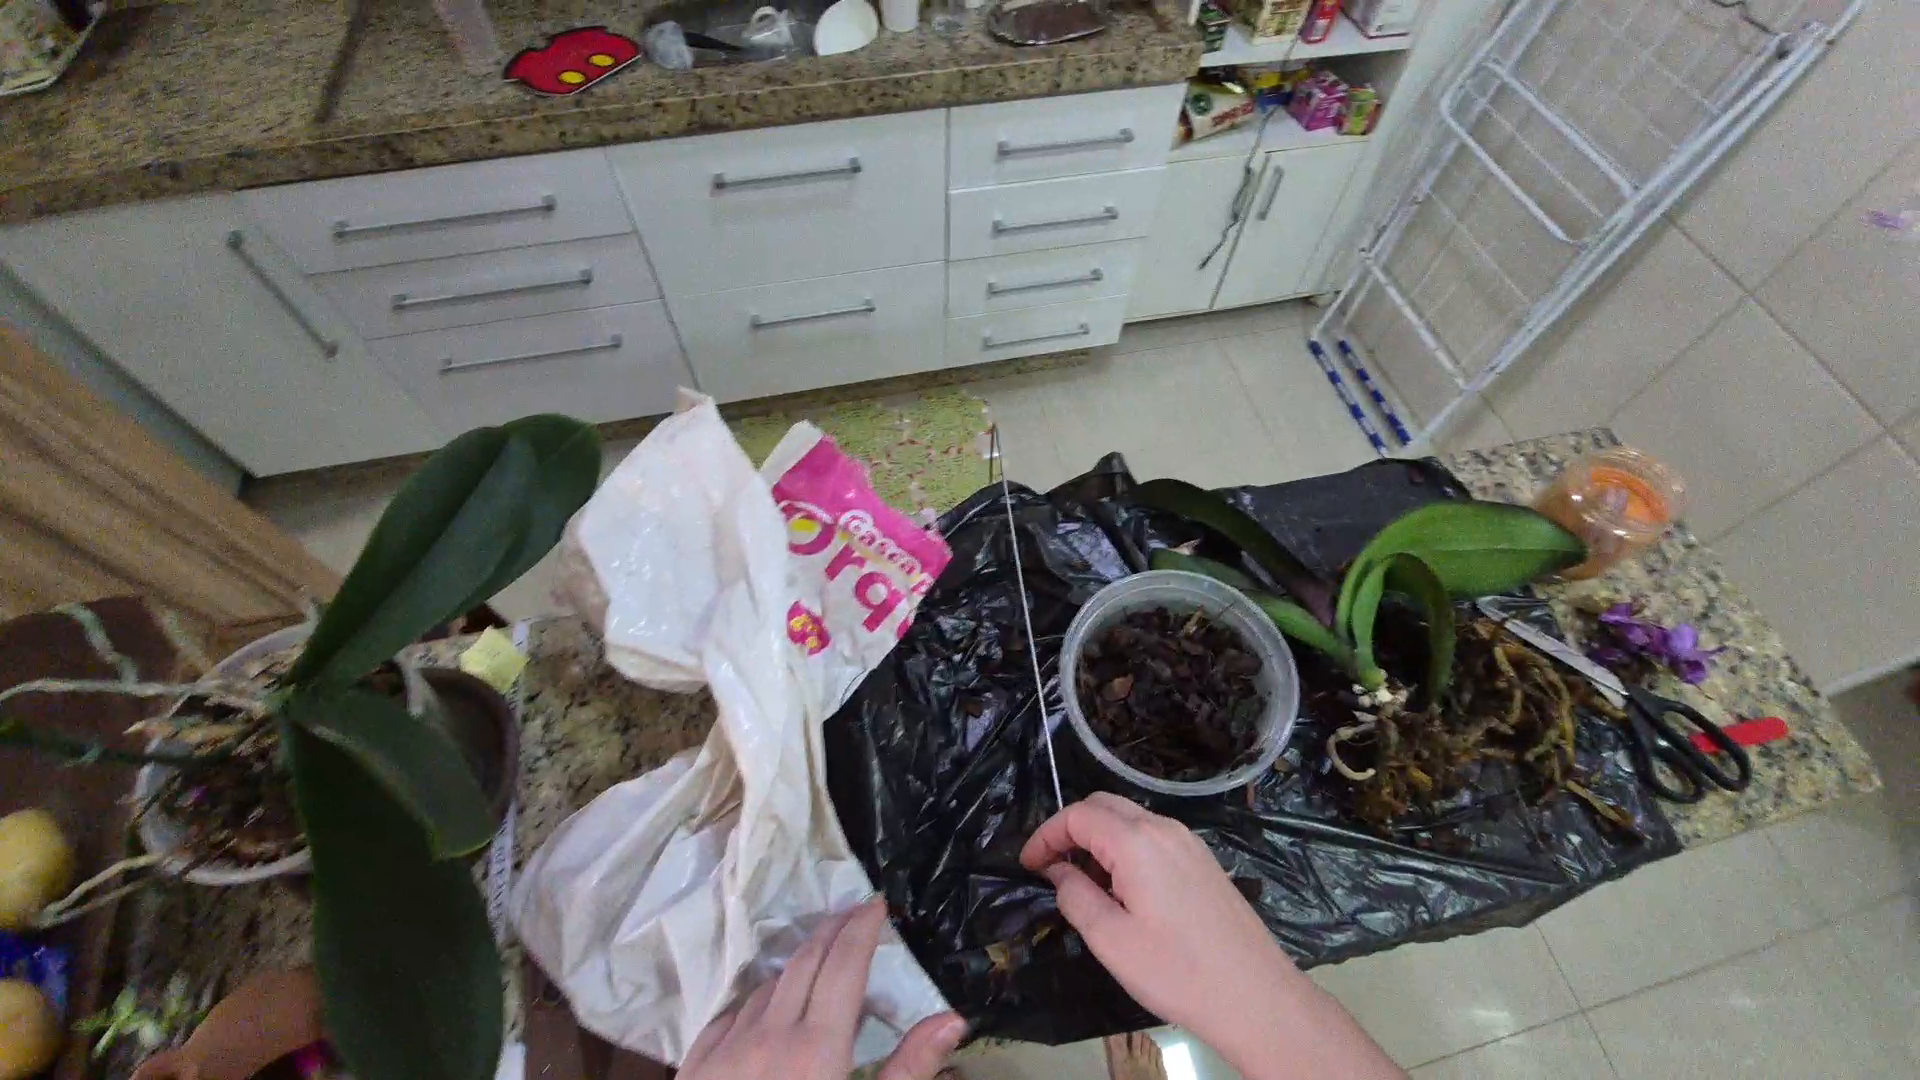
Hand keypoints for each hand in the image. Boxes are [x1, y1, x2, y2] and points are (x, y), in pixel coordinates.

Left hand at [681, 899, 966, 1079]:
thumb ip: (909, 1071)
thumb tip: (952, 1017)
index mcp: (818, 1047)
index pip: (845, 963)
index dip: (862, 927)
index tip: (877, 903)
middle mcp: (770, 1034)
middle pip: (806, 960)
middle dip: (833, 930)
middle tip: (854, 914)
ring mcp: (726, 1050)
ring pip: (767, 984)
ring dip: (797, 964)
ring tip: (817, 958)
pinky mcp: (693, 1070)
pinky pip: (728, 1012)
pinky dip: (756, 997)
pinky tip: (764, 1003)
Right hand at [1019, 792, 1293, 1038]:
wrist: (1258, 998)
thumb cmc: (1178, 971)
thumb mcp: (1111, 941)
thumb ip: (1075, 896)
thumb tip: (1058, 871)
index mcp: (1136, 841)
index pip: (1078, 815)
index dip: (1046, 835)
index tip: (1027, 865)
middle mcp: (1163, 827)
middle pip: (1103, 805)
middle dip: (1070, 829)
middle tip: (1049, 867)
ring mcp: (1187, 841)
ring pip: (1129, 818)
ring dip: (1097, 838)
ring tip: (1082, 883)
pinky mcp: (1202, 859)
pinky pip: (1151, 836)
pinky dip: (1124, 847)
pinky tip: (1122, 889)